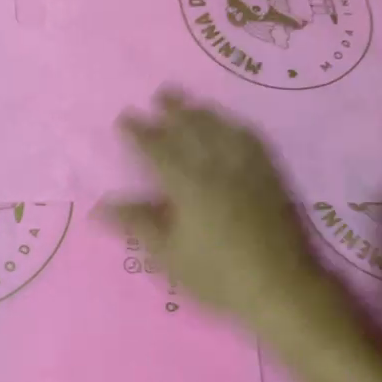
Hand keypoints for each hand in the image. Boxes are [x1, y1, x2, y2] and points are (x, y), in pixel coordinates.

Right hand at [98, 89, 328, 326]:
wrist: (281, 286)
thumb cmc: (218, 276)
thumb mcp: (170, 255)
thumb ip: (139, 224)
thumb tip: (101, 206)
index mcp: (189, 185)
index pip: (158, 150)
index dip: (140, 133)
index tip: (125, 119)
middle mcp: (218, 166)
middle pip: (193, 128)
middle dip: (175, 110)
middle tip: (161, 95)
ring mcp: (249, 169)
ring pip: (224, 129)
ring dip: (205, 113)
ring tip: (192, 104)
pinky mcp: (272, 177)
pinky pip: (252, 140)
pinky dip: (237, 127)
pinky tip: (234, 127)